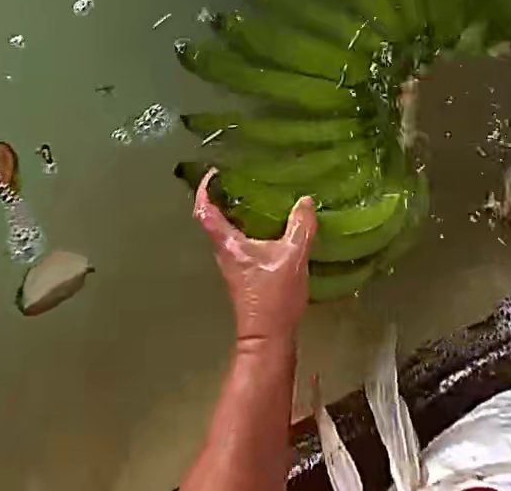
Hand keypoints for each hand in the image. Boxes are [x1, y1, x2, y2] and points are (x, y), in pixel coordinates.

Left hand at [195, 170, 315, 347]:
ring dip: (232, 210)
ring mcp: (230, 261)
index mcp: (227, 242)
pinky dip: (244, 224)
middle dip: (220, 194)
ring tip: (251, 192)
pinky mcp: (240, 270)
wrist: (268, 338)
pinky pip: (235, 238)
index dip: (205, 188)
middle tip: (236, 175)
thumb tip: (305, 200)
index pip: (204, 210)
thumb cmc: (273, 297)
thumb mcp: (292, 257)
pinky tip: (264, 221)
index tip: (214, 171)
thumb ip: (300, 227)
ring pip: (223, 228)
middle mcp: (223, 249)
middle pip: (211, 216)